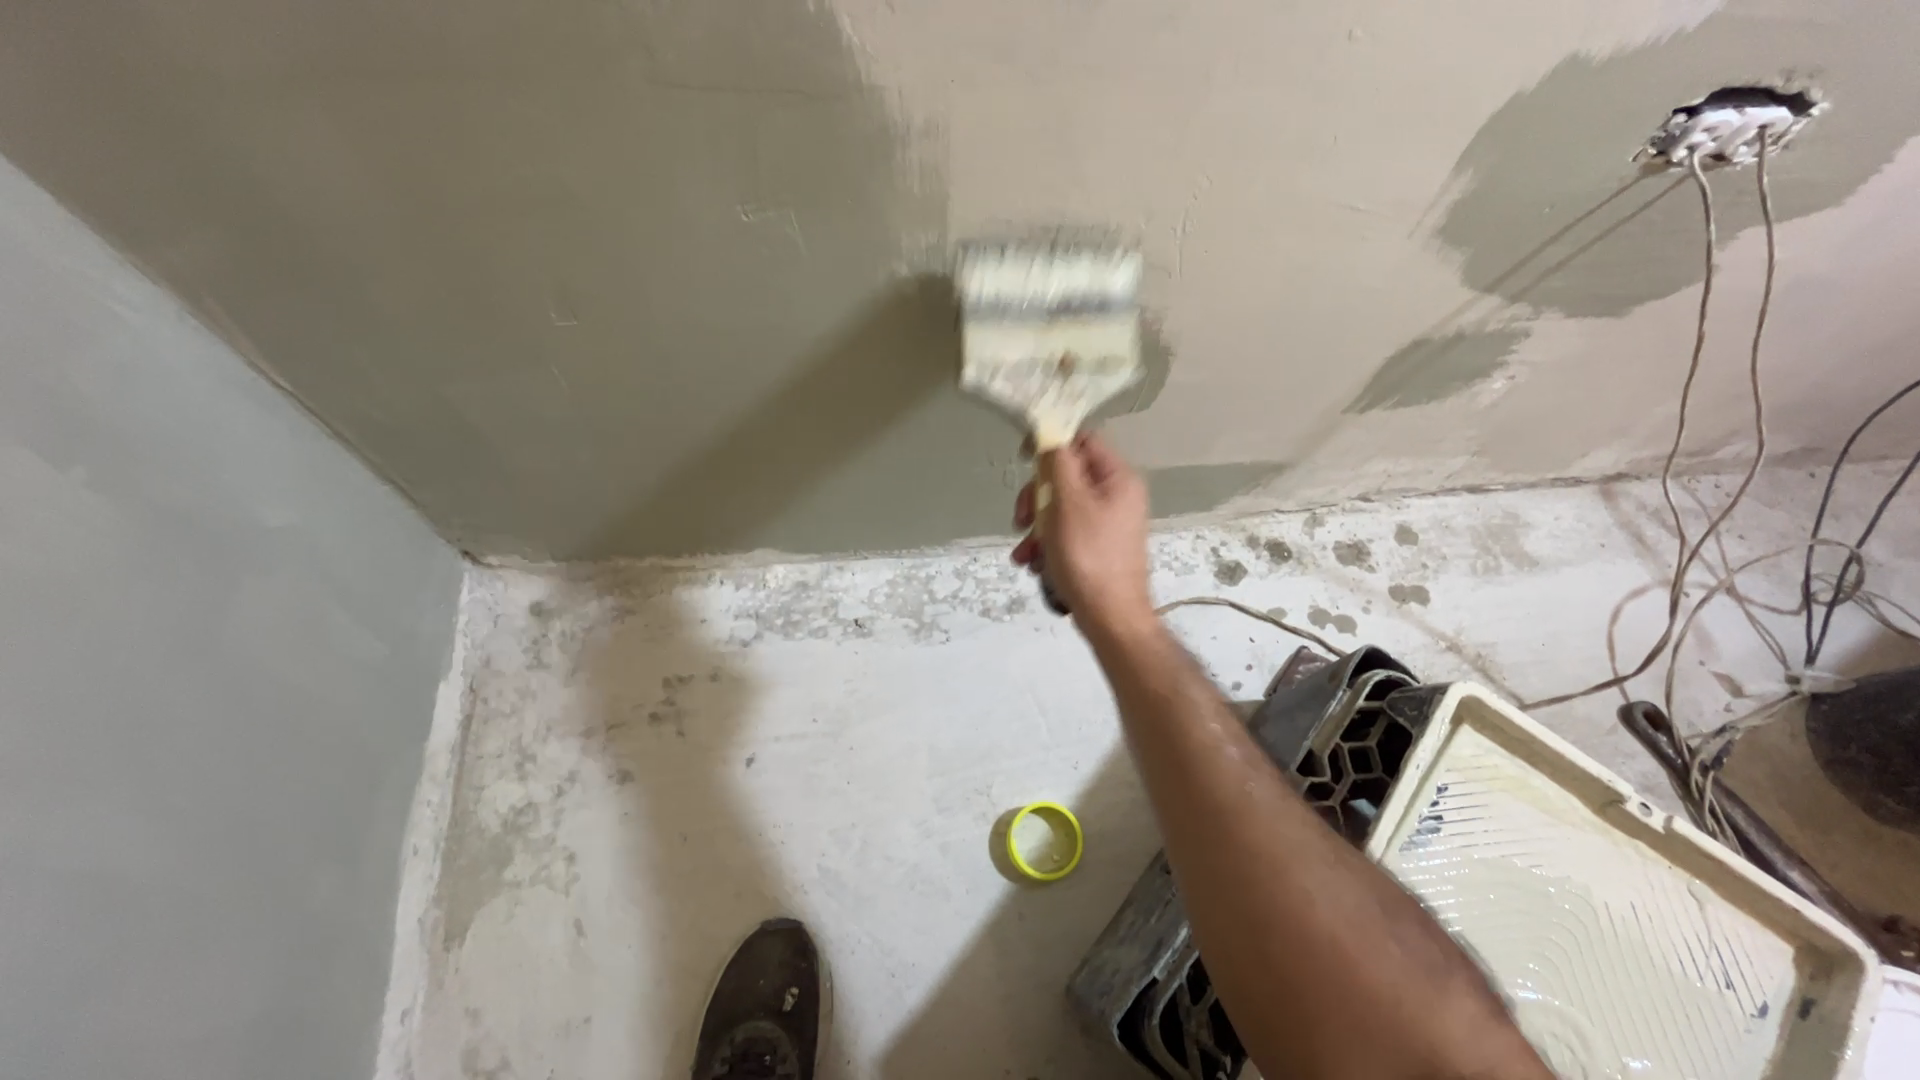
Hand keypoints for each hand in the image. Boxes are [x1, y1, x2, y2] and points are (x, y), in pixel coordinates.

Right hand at [1012, 433, 1154, 637]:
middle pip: (1066, 477)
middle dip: (1037, 497)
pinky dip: (1046, 545)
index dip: (1052, 445)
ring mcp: (1108, 523)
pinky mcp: (1096, 547)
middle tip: (1021, 519)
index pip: (1083, 441)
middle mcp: (1117, 496)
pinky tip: (1032, 563)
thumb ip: (1058, 464)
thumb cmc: (1089, 557)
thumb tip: (1051, 436)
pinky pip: (1066, 533)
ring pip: (1060, 508)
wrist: (1111, 618)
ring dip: (1036, 527)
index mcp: (1118, 478)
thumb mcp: (1068, 504)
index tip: (1024, 460)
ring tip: (1024, 552)